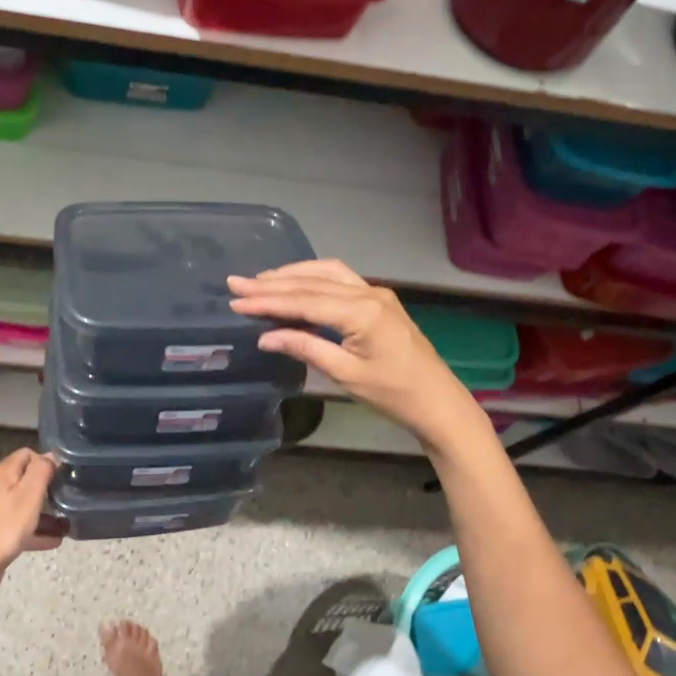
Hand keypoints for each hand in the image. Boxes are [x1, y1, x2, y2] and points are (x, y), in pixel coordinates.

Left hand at [0, 448, 60, 594]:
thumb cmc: (4, 528)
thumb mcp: (29, 495)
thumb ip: (41, 471)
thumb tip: (50, 455)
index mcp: (1, 473)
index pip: (27, 454)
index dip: (46, 462)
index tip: (61, 479)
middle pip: (22, 480)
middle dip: (44, 490)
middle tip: (64, 503)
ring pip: (19, 505)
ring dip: (41, 514)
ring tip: (62, 526)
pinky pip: (13, 525)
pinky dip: (31, 530)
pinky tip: (50, 542)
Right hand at [229, 260, 485, 453]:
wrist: (438, 402)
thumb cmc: (393, 395)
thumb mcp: (345, 375)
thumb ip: (305, 348)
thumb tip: (265, 337)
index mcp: (361, 313)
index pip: (304, 301)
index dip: (267, 301)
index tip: (236, 300)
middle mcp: (369, 294)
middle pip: (312, 283)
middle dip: (272, 284)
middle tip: (237, 283)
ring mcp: (377, 294)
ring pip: (327, 274)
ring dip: (292, 275)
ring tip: (261, 281)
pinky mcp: (380, 301)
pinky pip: (341, 280)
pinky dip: (313, 279)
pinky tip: (296, 285)